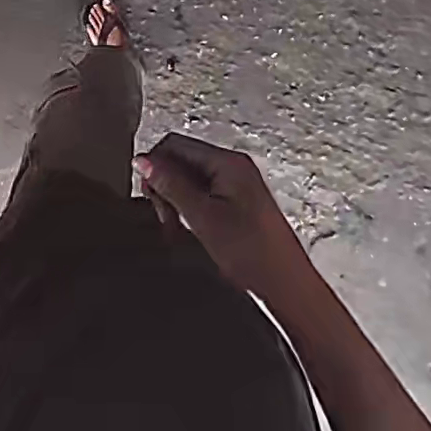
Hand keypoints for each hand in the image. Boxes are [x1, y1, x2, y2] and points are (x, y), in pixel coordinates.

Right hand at [134, 133, 311, 301]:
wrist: (287, 286)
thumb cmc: (251, 253)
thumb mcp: (202, 216)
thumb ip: (171, 185)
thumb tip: (143, 161)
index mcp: (227, 162)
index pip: (175, 144)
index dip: (154, 166)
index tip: (148, 196)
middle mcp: (233, 165)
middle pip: (182, 158)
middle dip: (164, 184)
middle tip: (162, 216)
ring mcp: (237, 182)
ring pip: (190, 176)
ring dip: (175, 197)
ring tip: (172, 226)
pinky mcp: (238, 200)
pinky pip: (203, 190)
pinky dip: (189, 206)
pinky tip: (187, 227)